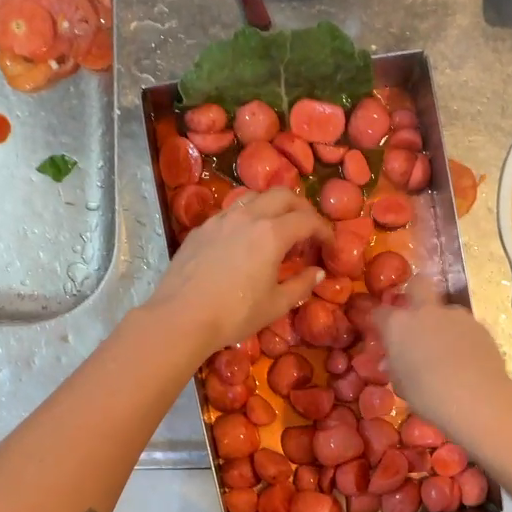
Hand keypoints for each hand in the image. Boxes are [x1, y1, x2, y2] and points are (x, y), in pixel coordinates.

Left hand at [145, 189, 329, 354]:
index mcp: (272, 234)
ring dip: (273, 206)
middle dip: (302, 208)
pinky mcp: (202, 228)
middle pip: (283, 195)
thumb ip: (301, 285)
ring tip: (277, 229)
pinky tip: (246, 240)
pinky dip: (248, 217)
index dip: (323, 230)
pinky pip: (232, 211)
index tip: (329, 244)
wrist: (181, 316)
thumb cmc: (235, 314)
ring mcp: (221, 219)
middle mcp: (248, 217)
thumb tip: (316, 272)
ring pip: (255, 197)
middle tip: (308, 230)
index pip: (307, 220)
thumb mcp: (276, 305)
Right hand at [373, 275, 511, 439]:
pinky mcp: (479, 325)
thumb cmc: (429, 397)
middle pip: (418, 284)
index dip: (380, 321)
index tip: (382, 332)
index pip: (380, 313)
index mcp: (399, 326)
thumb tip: (392, 362)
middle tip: (415, 315)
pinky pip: (464, 327)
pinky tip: (466, 359)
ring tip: (447, 351)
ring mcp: (456, 315)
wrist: (477, 400)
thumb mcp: (402, 386)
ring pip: (445, 310)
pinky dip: (462, 337)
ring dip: (442, 323)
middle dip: (414, 292)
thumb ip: (396, 367)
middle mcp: (426, 312)